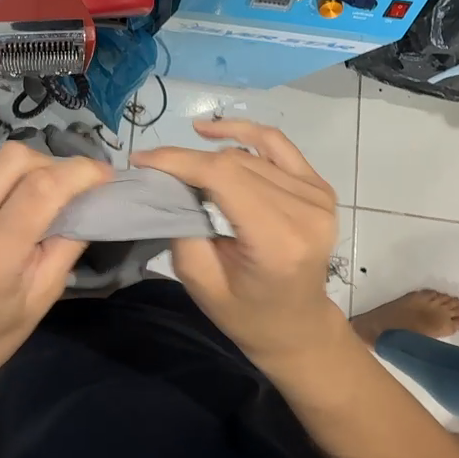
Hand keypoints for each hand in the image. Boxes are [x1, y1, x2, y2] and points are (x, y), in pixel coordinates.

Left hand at [0, 143, 111, 401]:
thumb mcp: (42, 298)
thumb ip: (66, 243)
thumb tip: (89, 200)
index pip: (39, 190)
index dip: (78, 172)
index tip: (106, 174)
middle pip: (13, 158)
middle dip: (51, 164)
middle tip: (72, 188)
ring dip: (27, 177)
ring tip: (39, 209)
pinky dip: (3, 192)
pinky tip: (4, 221)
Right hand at [132, 118, 342, 365]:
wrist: (297, 325)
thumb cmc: (246, 313)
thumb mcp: (201, 282)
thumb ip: (182, 229)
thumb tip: (167, 185)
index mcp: (278, 241)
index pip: (223, 177)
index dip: (178, 161)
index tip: (140, 160)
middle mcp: (305, 212)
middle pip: (233, 162)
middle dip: (186, 159)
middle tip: (152, 169)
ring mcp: (316, 196)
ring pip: (247, 153)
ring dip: (207, 155)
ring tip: (178, 166)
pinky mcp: (317, 187)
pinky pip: (274, 144)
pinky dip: (241, 132)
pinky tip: (210, 132)